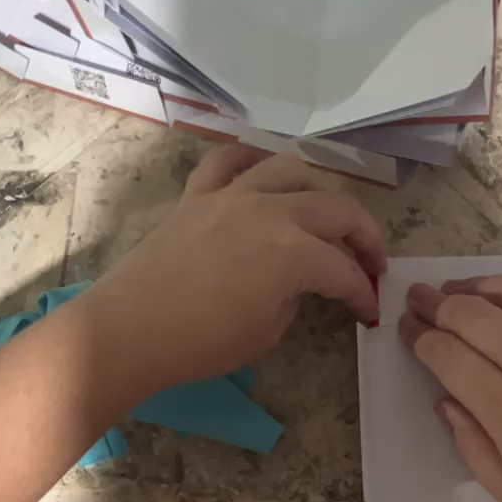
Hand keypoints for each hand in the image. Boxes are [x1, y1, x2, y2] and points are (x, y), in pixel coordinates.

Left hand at [82, 145, 386, 394]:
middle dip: (364, 236)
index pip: (344, 270)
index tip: (369, 310)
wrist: (130, 331)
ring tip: (325, 213)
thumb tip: (297, 284)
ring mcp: (231, 195)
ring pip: (290, 170)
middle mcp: (271, 211)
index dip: (364, 293)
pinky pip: (227, 161)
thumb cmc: (201, 343)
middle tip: (371, 262)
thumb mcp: (267, 332)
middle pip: (335, 209)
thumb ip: (294, 298)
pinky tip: (263, 171)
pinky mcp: (197, 195)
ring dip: (319, 189)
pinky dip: (250, 159)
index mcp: (294, 252)